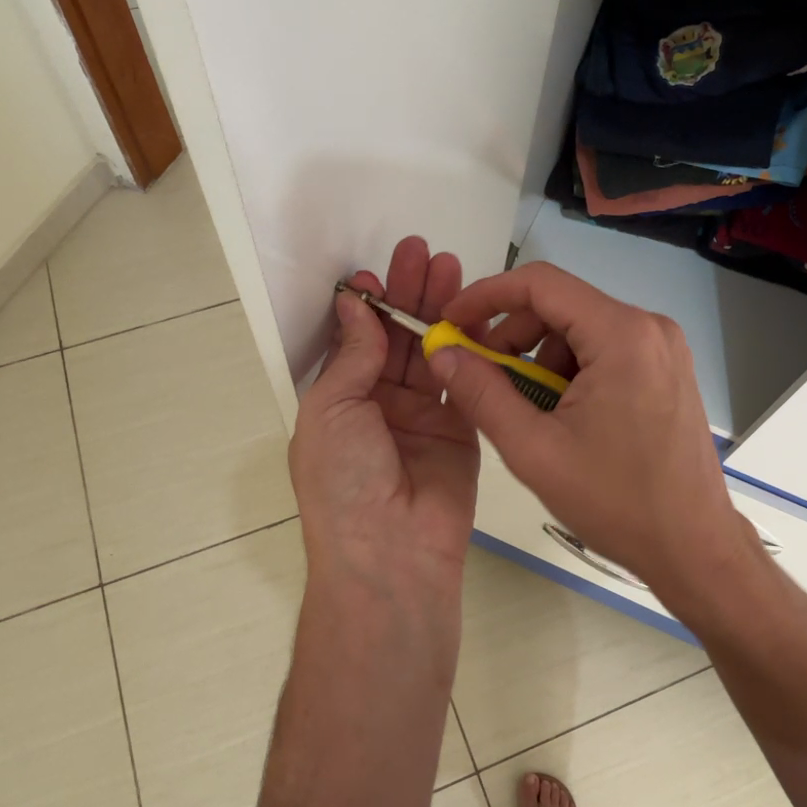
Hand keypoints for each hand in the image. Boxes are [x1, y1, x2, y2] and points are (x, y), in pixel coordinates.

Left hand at [289, 237, 479, 586]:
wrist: (391, 555)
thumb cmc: (345, 481)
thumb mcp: (332, 410)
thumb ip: (353, 355)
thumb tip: (355, 303)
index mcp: (339, 403)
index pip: (355, 342)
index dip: (366, 306)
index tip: (376, 273)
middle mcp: (379, 406)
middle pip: (396, 339)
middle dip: (407, 295)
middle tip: (420, 251)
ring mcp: (423, 417)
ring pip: (432, 351)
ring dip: (439, 309)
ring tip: (449, 265)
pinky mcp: (462, 429)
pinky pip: (465, 380)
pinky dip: (469, 345)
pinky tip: (475, 312)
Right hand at [428, 262, 754, 592]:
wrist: (694, 547)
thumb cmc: (615, 501)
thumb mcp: (533, 449)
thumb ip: (480, 393)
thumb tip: (442, 352)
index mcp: (621, 334)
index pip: (540, 284)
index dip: (486, 296)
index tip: (451, 323)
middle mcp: (649, 327)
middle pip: (560, 306)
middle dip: (512, 337)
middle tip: (481, 379)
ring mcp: (664, 348)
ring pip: (580, 330)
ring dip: (540, 361)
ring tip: (528, 414)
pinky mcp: (668, 370)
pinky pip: (604, 350)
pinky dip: (570, 373)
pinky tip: (562, 418)